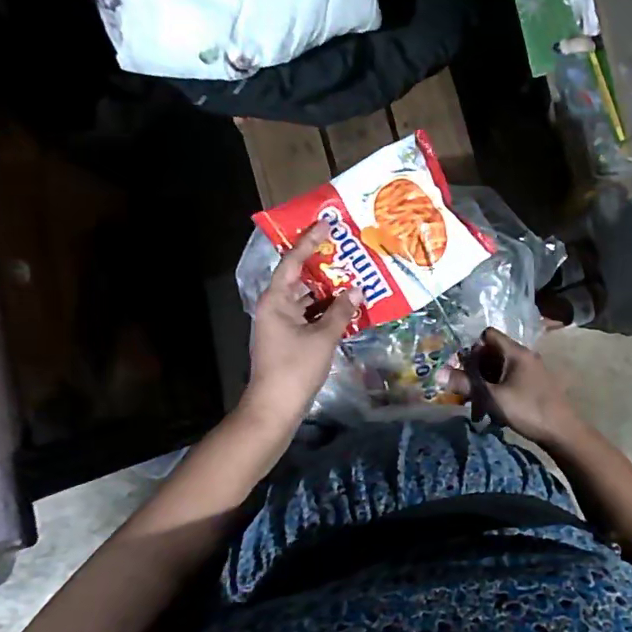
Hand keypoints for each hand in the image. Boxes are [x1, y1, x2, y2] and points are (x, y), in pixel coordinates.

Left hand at [242, 223, 360, 427]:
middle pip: (298, 278)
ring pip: (305, 299)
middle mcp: (274, 307)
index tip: (328, 224)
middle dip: (322, 266)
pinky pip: (308, 316)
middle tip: (346, 250)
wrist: (275, 407)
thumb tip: (357, 290)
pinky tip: (346, 308)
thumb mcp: (323, 337)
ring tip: (352, 277)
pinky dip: (325, 311)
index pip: (292, 261)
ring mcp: (279, 324)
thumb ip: (341, 311)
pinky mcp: (287, 340)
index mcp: (275, 300)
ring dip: (327, 291)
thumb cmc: (295, 368)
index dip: (310, 241)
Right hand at [445, 328, 582, 444]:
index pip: (487, 335)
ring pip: (499, 369)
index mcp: (516, 352)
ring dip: (484, 382)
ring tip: (473, 403)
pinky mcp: (534, 385)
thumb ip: (466, 384)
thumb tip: (438, 374)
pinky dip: (496, 389)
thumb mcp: (492, 398)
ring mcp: (531, 370)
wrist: (563, 432)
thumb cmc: (528, 410)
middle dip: (474, 369)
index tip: (460, 366)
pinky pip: (509, 379)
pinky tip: (490, 409)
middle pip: (491, 352)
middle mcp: (524, 356)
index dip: (471, 347)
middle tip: (462, 388)